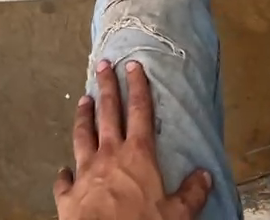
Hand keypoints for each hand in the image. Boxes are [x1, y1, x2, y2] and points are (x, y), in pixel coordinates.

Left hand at [54, 60, 212, 219]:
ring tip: (83, 100)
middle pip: (108, 113)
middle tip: (102, 65)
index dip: (137, 86)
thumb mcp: (177, 215)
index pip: (140, 111)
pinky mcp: (68, 194)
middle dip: (107, 87)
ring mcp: (86, 172)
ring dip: (83, 117)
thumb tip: (206, 175)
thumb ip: (191, 194)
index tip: (132, 64)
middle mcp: (110, 155)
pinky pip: (64, 179)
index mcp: (138, 155)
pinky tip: (63, 169)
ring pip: (83, 136)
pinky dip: (64, 173)